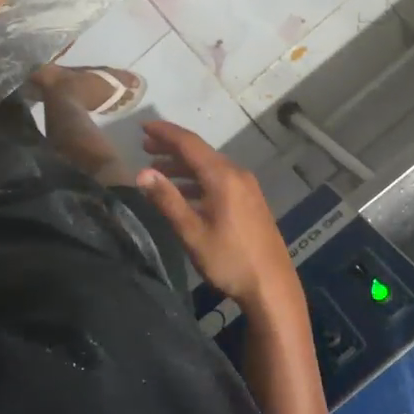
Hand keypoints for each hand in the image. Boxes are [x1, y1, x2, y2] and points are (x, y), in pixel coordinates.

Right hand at [137, 120, 294, 306]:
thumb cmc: (229, 260)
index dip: (165, 133)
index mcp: (223, 177)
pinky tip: (184, 192)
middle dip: (171, 147)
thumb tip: (141, 173)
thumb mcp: (191, 232)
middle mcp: (237, 174)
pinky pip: (219, 179)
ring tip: (157, 169)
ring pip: (209, 166)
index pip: (189, 144)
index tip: (143, 126)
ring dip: (183, 165)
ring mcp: (246, 187)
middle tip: (144, 146)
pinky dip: (197, 179)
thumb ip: (167, 200)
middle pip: (200, 152)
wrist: (272, 287)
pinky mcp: (250, 201)